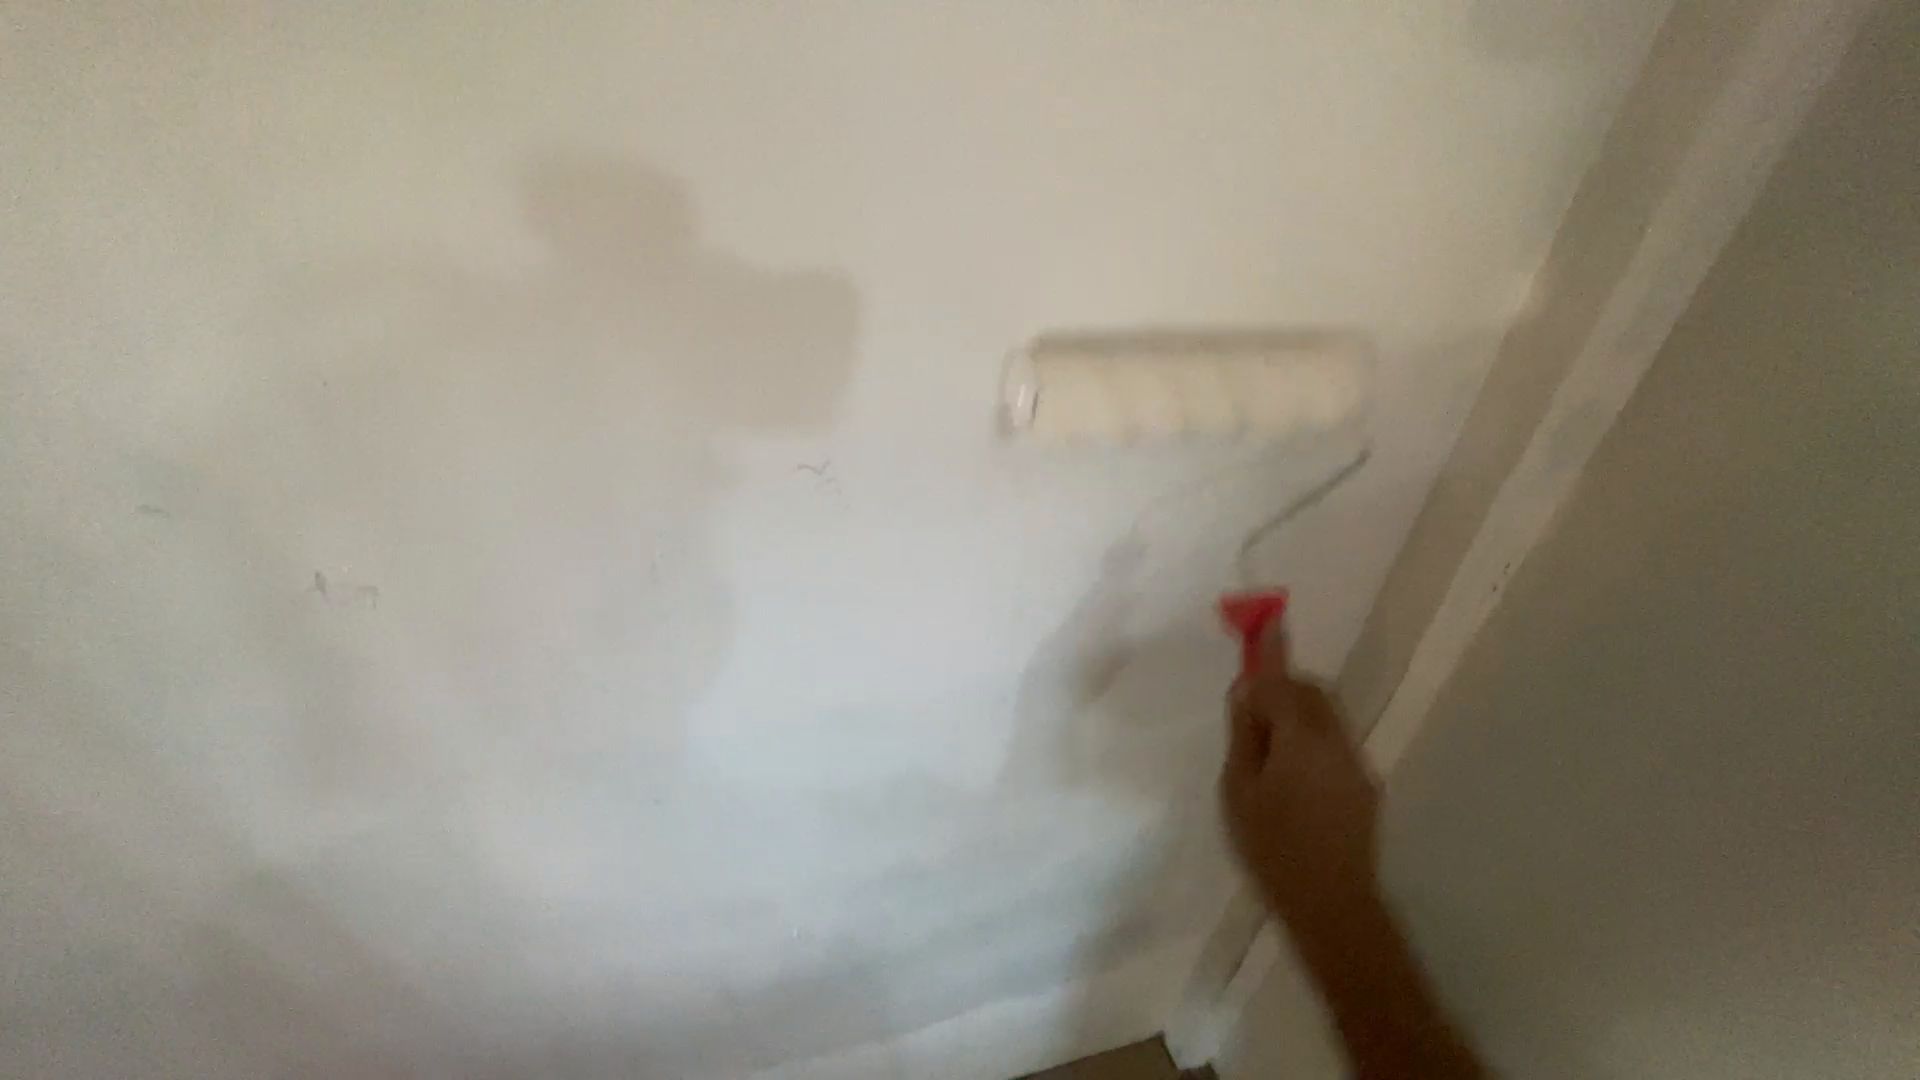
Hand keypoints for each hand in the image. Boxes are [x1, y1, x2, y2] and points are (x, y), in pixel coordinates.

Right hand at [1219, 629, 1381, 923]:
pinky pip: (1333, 742)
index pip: (1285, 681)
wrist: (1332, 905)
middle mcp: (1336, 741)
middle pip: (1312, 692)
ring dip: (1297, 712)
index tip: (1266, 619)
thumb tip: (1246, 691)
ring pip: (1325, 716)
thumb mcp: (1239, 788)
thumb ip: (1244, 733)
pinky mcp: (1364, 785)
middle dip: (1284, 686)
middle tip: (1250, 712)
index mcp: (1301, 738)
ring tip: (1266, 750)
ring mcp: (1356, 764)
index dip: (1272, 651)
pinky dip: (1309, 737)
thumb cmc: (1272, 845)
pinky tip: (1290, 777)